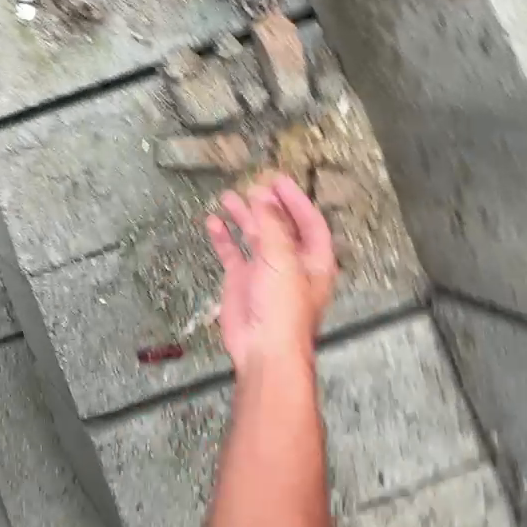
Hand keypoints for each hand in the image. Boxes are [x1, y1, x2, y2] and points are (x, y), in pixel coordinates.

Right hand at [205, 173, 335, 375]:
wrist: (262, 347)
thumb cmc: (283, 311)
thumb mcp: (282, 260)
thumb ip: (272, 226)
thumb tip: (262, 198)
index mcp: (313, 261)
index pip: (309, 222)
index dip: (296, 200)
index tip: (278, 180)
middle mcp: (291, 263)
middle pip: (281, 226)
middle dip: (268, 205)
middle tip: (253, 185)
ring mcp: (265, 271)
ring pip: (255, 236)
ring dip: (244, 216)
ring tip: (229, 197)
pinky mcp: (242, 280)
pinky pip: (232, 252)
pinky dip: (223, 237)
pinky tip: (214, 224)